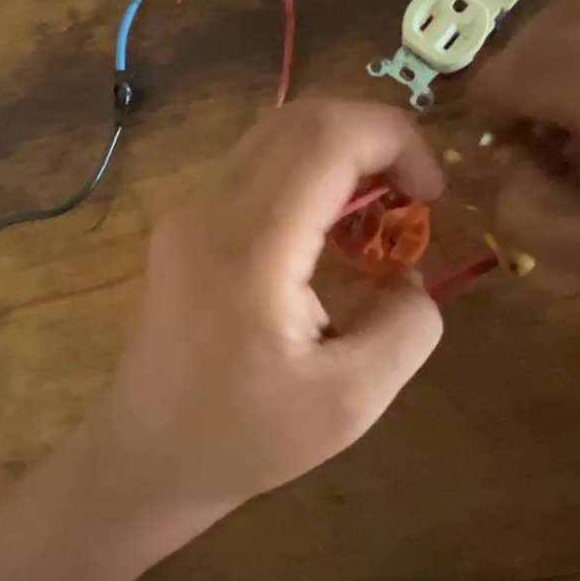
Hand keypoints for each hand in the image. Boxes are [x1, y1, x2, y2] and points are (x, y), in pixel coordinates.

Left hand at [94, 100, 445, 515]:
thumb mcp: (350, 402)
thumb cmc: (243, 441)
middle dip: (373, 140)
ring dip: (337, 159)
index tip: (433, 195)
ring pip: (273, 139)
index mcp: (250, 246)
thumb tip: (412, 276)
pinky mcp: (180, 233)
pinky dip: (303, 181)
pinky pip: (251, 173)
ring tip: (374, 223)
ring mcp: (185, 217)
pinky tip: (324, 241)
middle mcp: (208, 211)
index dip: (399, 140)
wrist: (146, 461)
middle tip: (412, 201)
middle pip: (301, 119)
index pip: (329, 134)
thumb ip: (407, 327)